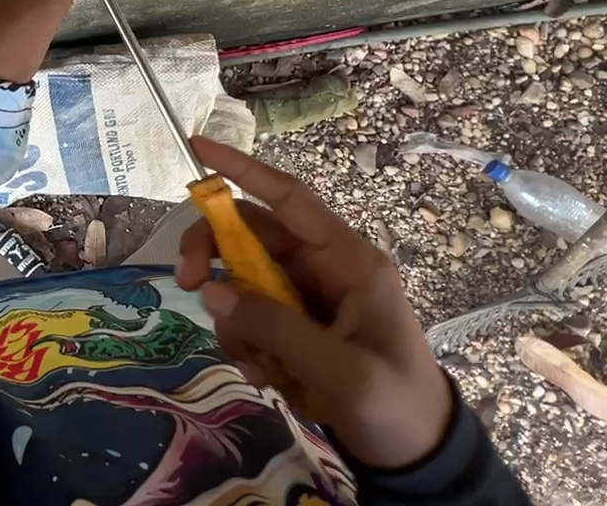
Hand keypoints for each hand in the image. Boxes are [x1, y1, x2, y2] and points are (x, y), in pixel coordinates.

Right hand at [176, 135, 453, 469]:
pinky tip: (262, 373)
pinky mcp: (292, 319)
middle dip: (210, 253)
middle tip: (187, 283)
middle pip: (247, 233)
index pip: (288, 197)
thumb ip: (276, 329)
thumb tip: (210, 292)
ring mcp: (305, 292)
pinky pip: (245, 310)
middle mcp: (321, 265)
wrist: (419, 459)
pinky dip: (241, 337)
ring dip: (230, 313)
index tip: (198, 148)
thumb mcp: (343, 373)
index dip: (242, 169)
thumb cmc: (395, 406)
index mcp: (347, 260)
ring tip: (251, 362)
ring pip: (238, 274)